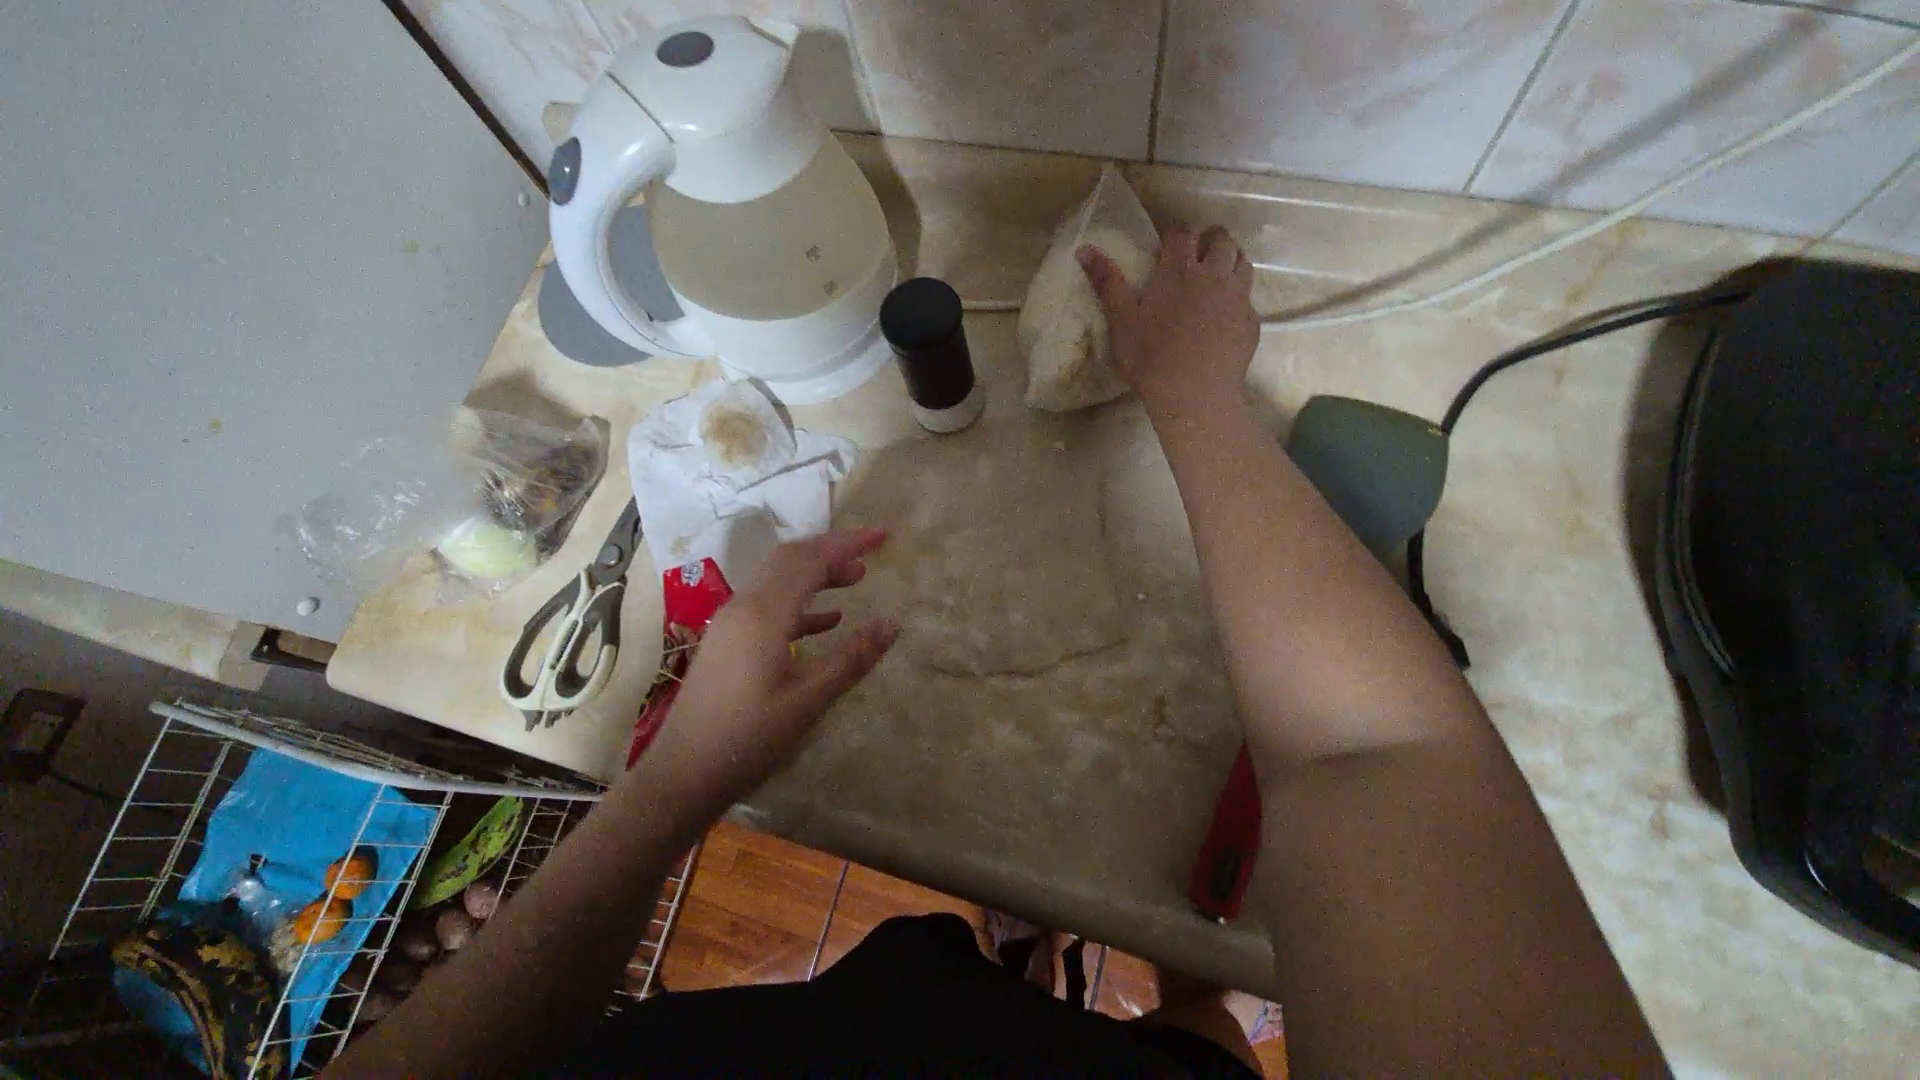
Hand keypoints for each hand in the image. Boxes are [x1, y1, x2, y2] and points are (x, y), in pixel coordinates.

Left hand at [634, 528, 897, 811]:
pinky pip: (768, 606)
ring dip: (816, 574)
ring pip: (777, 580)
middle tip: (870, 554)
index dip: (847, 543)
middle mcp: (744, 607)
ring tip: (855, 580)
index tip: (882, 536)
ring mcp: (731, 623)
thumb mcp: (808, 702)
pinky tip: (827, 621)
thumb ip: (851, 659)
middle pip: (790, 560)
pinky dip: (800, 604)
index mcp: (764, 615)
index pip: (809, 560)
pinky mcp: (727, 642)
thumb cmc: (748, 738)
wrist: (684, 772)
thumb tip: (892, 624)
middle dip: (831, 551)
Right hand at [1079, 224, 1258, 414]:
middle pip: (1222, 240)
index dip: (1174, 233)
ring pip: (1243, 263)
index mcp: (1179, 269)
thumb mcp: (1121, 319)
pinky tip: (1224, 315)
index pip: (1182, 232)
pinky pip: (1249, 298)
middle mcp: (1214, 275)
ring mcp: (1237, 298)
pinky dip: (1238, 297)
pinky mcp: (1250, 322)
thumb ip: (1107, 281)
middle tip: (1197, 255)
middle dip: (1210, 240)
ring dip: (1230, 262)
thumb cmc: (1151, 356)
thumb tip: (1084, 248)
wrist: (1195, 394)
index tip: (1166, 244)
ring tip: (1216, 276)